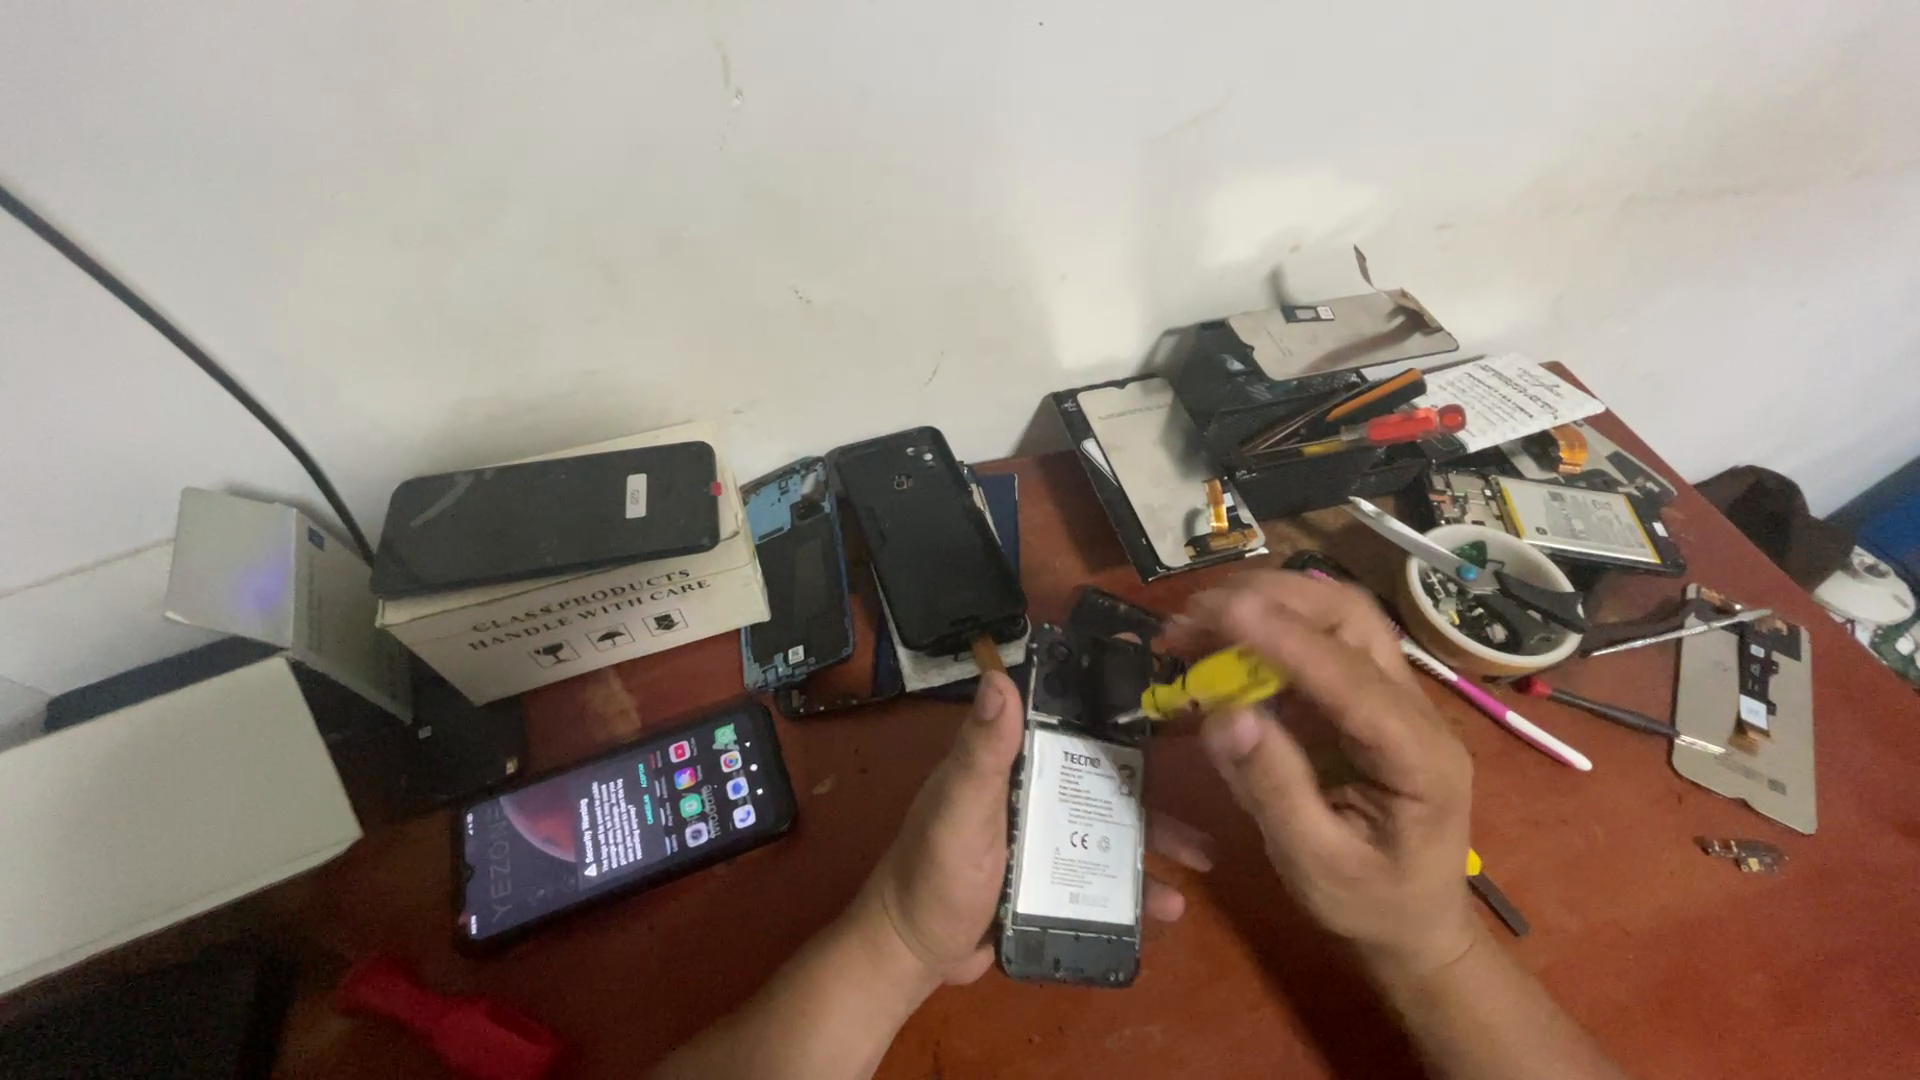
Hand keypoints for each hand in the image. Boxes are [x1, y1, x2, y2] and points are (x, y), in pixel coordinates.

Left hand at [849, 670, 1212, 989]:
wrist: (917, 950)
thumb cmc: (933, 870)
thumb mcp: (959, 807)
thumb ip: (981, 750)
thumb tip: (999, 676)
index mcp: (1011, 761)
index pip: (1064, 722)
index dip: (1108, 711)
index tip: (1158, 703)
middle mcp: (1034, 790)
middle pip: (1102, 780)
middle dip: (1151, 791)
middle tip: (1202, 795)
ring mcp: (1045, 837)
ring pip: (1110, 830)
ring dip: (1154, 842)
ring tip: (1201, 859)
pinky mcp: (1052, 880)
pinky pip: (1102, 877)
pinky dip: (1135, 889)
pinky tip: (1166, 910)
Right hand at [1167, 571, 1479, 976]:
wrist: (1414, 923)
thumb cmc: (1371, 903)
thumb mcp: (1316, 864)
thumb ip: (1272, 789)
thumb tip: (1223, 713)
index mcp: (1418, 756)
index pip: (1351, 676)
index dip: (1286, 639)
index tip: (1223, 612)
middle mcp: (1412, 708)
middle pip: (1351, 616)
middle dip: (1274, 598)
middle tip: (1197, 611)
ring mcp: (1385, 695)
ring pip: (1334, 614)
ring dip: (1266, 602)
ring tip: (1195, 618)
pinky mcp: (1354, 695)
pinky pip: (1312, 639)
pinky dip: (1261, 627)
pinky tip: (1215, 640)